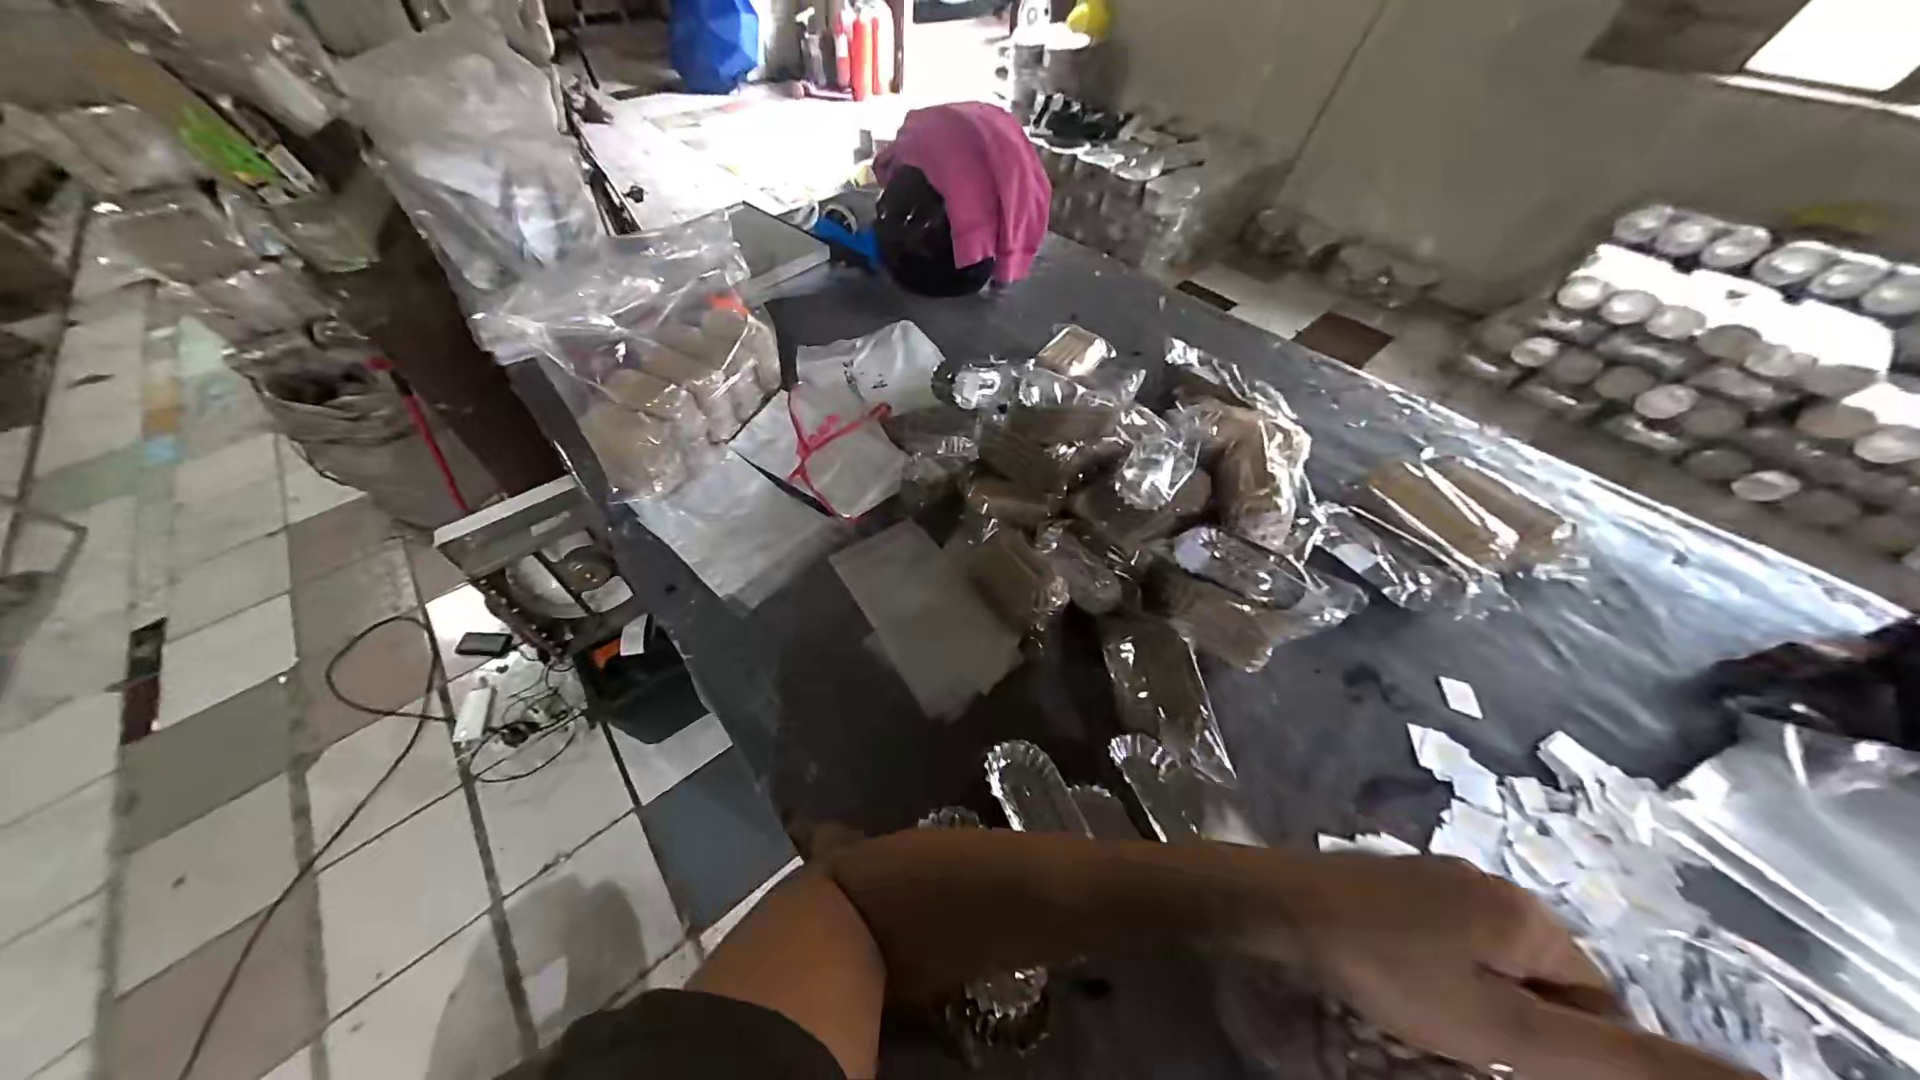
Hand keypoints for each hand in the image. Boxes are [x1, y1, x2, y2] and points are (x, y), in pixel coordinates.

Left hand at [1262, 854, 1759, 1079]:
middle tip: (1459, 1032)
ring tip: (1420, 1005)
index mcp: (1523, 911)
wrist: (1279, 907)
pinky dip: (1429, 963)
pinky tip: (1390, 973)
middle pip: (1539, 974)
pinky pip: (1437, 933)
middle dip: (1515, 1016)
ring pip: (1484, 955)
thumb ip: (1615, 1057)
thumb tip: (1748, 1079)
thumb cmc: (1389, 967)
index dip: (1565, 1043)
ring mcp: (1428, 875)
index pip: (1598, 997)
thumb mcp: (1504, 1028)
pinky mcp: (1387, 879)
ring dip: (1469, 992)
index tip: (1505, 1053)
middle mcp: (1482, 881)